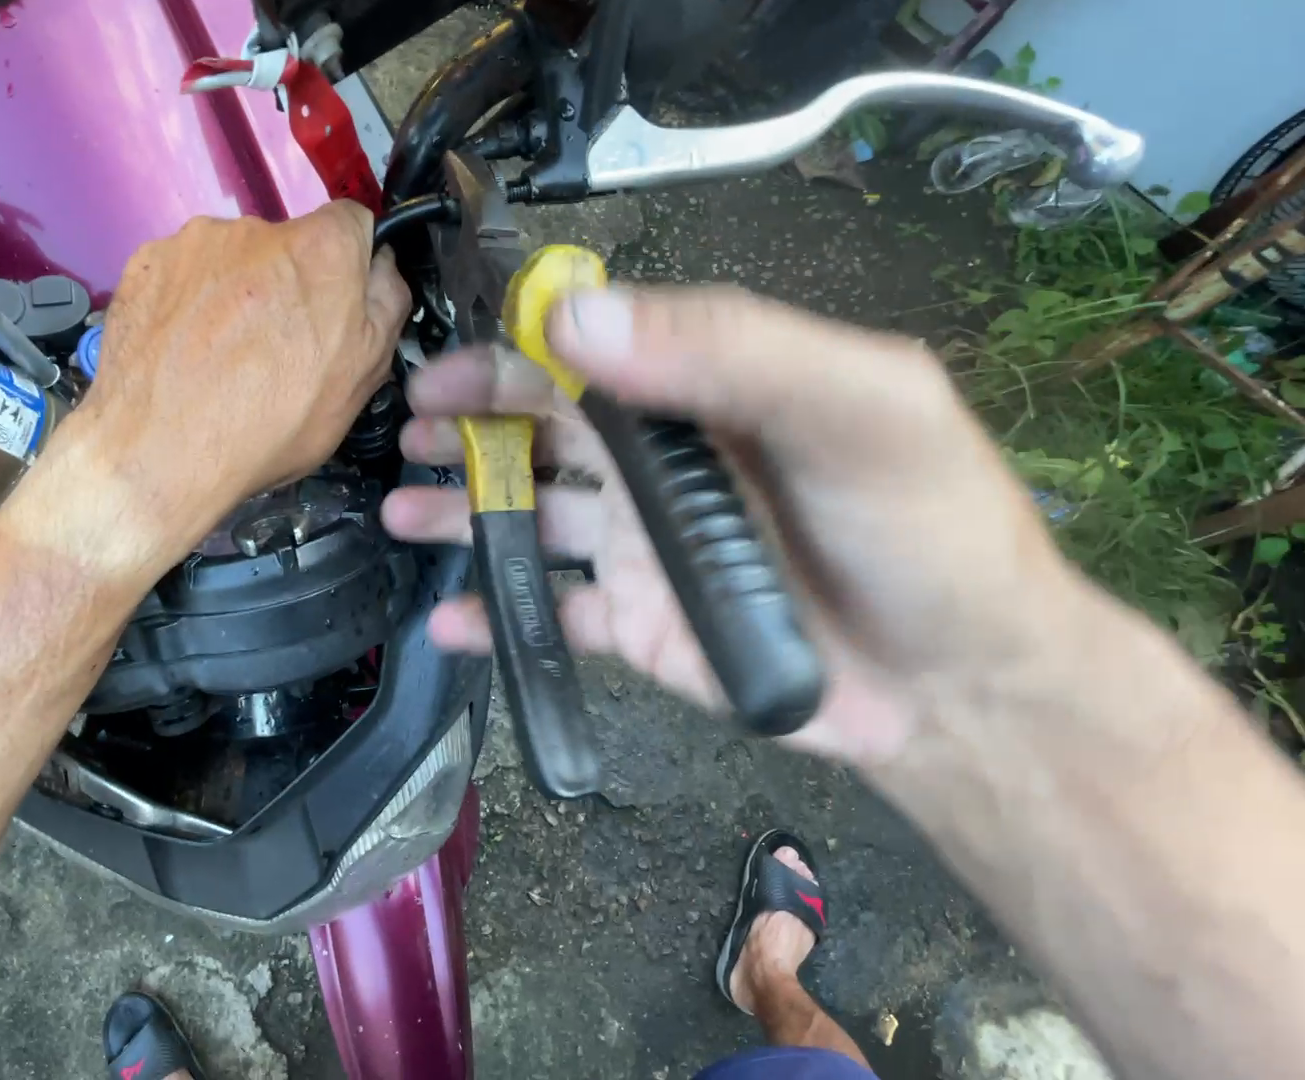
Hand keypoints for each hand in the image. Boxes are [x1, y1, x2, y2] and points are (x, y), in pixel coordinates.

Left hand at [47, 201, 407, 561]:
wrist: (159, 452)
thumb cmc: (271, 425)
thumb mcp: (362, 380)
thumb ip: (385, 306)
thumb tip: (382, 267)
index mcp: (322, 249)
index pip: (353, 225)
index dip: (349, 269)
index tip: (333, 311)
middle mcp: (257, 228)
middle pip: (288, 246)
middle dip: (288, 288)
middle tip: (274, 352)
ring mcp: (192, 243)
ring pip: (231, 262)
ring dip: (235, 296)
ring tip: (221, 360)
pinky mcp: (144, 264)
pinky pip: (182, 276)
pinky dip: (188, 304)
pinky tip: (184, 353)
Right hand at [381, 285, 1096, 763]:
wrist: (953, 684)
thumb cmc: (918, 529)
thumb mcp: (854, 407)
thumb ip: (724, 349)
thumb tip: (574, 317)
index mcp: (698, 394)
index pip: (585, 352)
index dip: (508, 352)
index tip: (440, 366)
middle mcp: (656, 463)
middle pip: (538, 430)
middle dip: (467, 424)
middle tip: (409, 433)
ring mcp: (637, 545)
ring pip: (526, 516)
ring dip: (460, 510)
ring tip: (402, 510)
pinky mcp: (632, 622)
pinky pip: (547, 612)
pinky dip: (492, 616)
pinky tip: (448, 622)